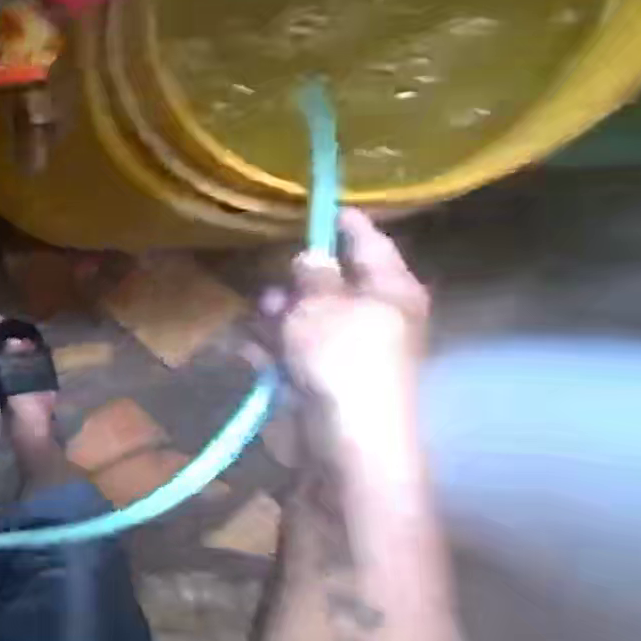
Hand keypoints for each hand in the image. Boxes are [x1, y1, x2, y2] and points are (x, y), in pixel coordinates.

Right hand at [277, 210, 429, 417]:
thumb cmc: (343, 359)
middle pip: (330, 284)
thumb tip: (313, 253)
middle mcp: (373, 316)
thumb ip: (314, 277)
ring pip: (302, 317)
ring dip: (276, 316)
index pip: (372, 247)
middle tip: (274, 283)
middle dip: (297, 282)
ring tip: (258, 321)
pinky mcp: (318, 374)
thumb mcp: (323, 306)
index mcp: (391, 292)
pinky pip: (287, 349)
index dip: (351, 227)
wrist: (345, 432)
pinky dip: (267, 347)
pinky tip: (249, 351)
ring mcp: (344, 348)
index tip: (333, 208)